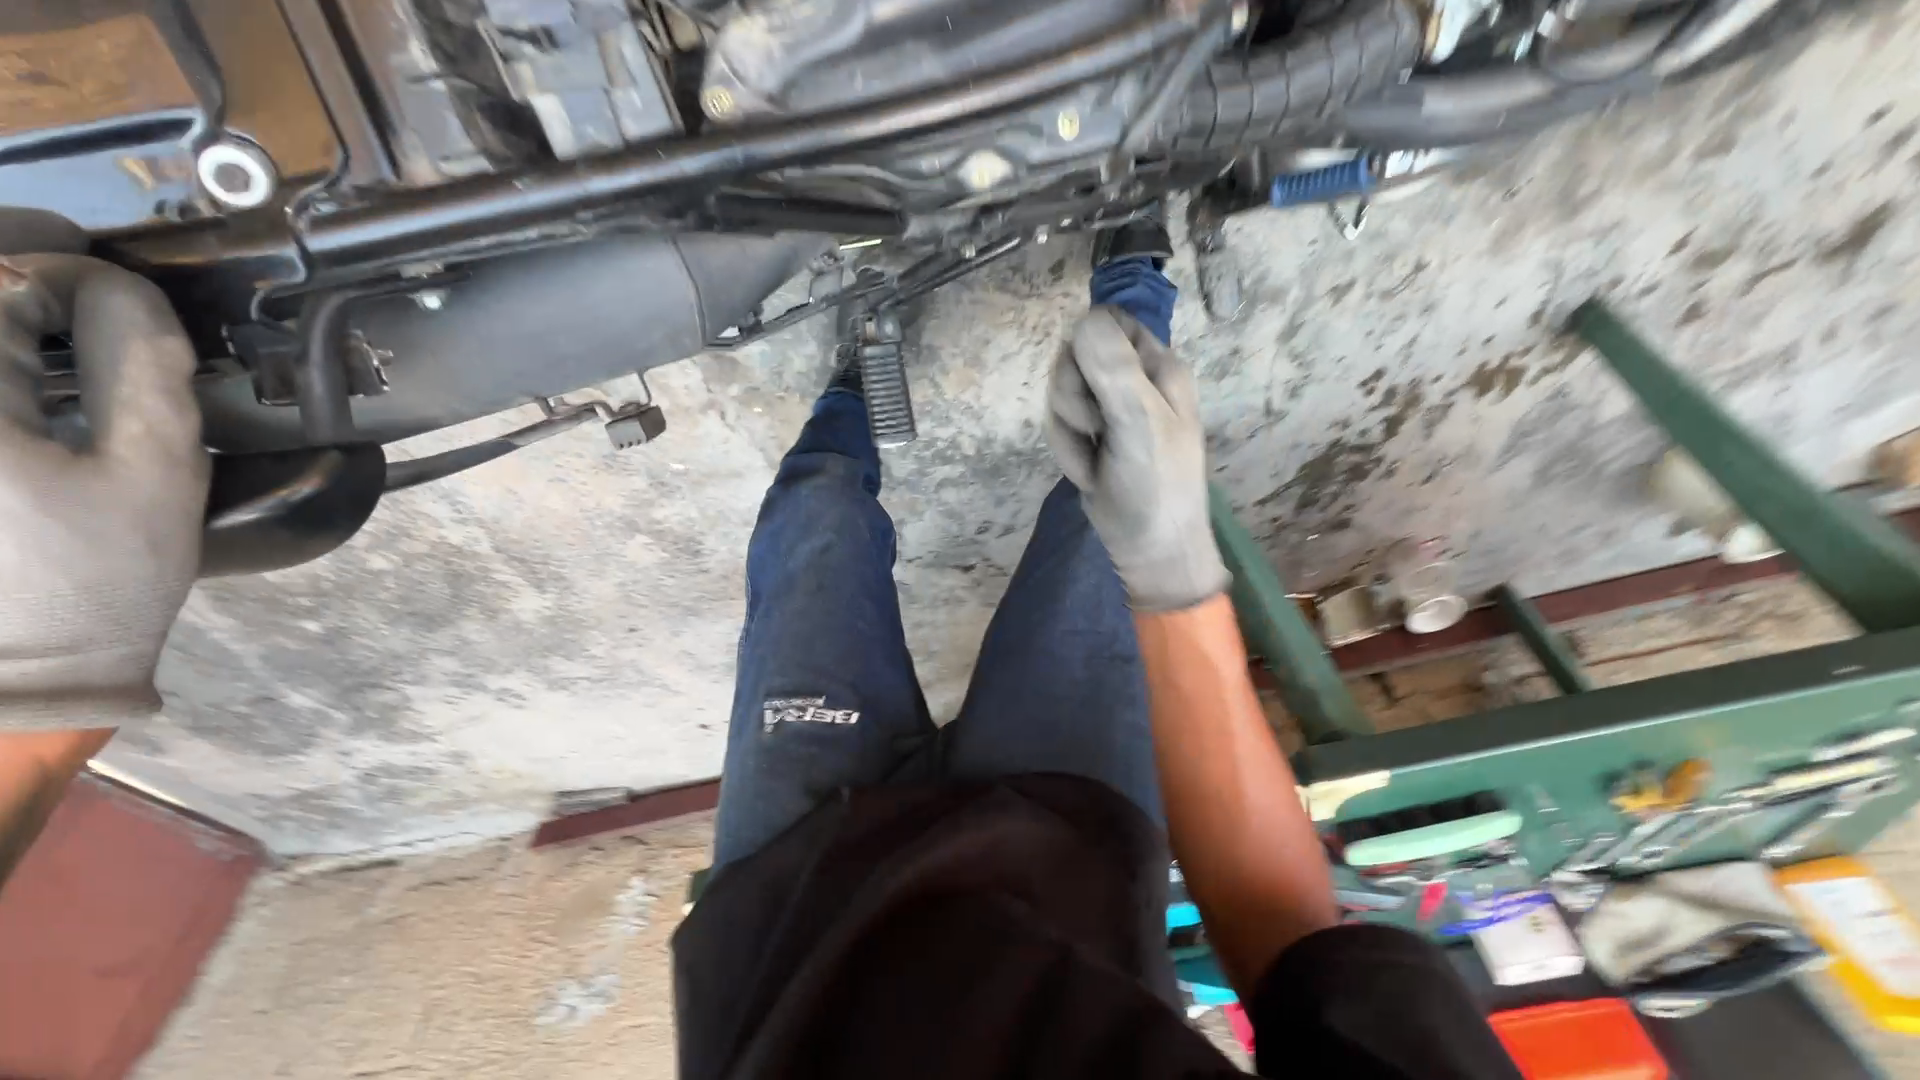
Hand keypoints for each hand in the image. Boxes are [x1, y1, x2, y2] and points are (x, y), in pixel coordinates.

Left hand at [0, 254, 207, 729]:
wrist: (24, 670)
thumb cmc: (101, 575)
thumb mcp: (157, 470)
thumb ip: (144, 364)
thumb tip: (118, 290)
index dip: (43, 254)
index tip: (102, 261)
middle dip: (2, 264)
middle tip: (66, 268)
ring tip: (39, 310)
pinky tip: (16, 366)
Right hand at [1046, 307, 1227, 611]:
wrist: (1151, 549)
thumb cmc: (1156, 485)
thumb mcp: (1139, 423)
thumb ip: (1114, 369)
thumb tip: (1085, 319)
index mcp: (1158, 366)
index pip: (1105, 323)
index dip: (1087, 351)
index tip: (1092, 384)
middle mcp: (1134, 379)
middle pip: (1074, 357)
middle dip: (1072, 399)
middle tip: (1095, 430)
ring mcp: (1111, 409)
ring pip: (1061, 392)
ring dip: (1068, 431)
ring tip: (1095, 460)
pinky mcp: (1092, 435)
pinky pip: (1060, 424)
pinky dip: (1068, 450)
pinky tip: (1089, 472)